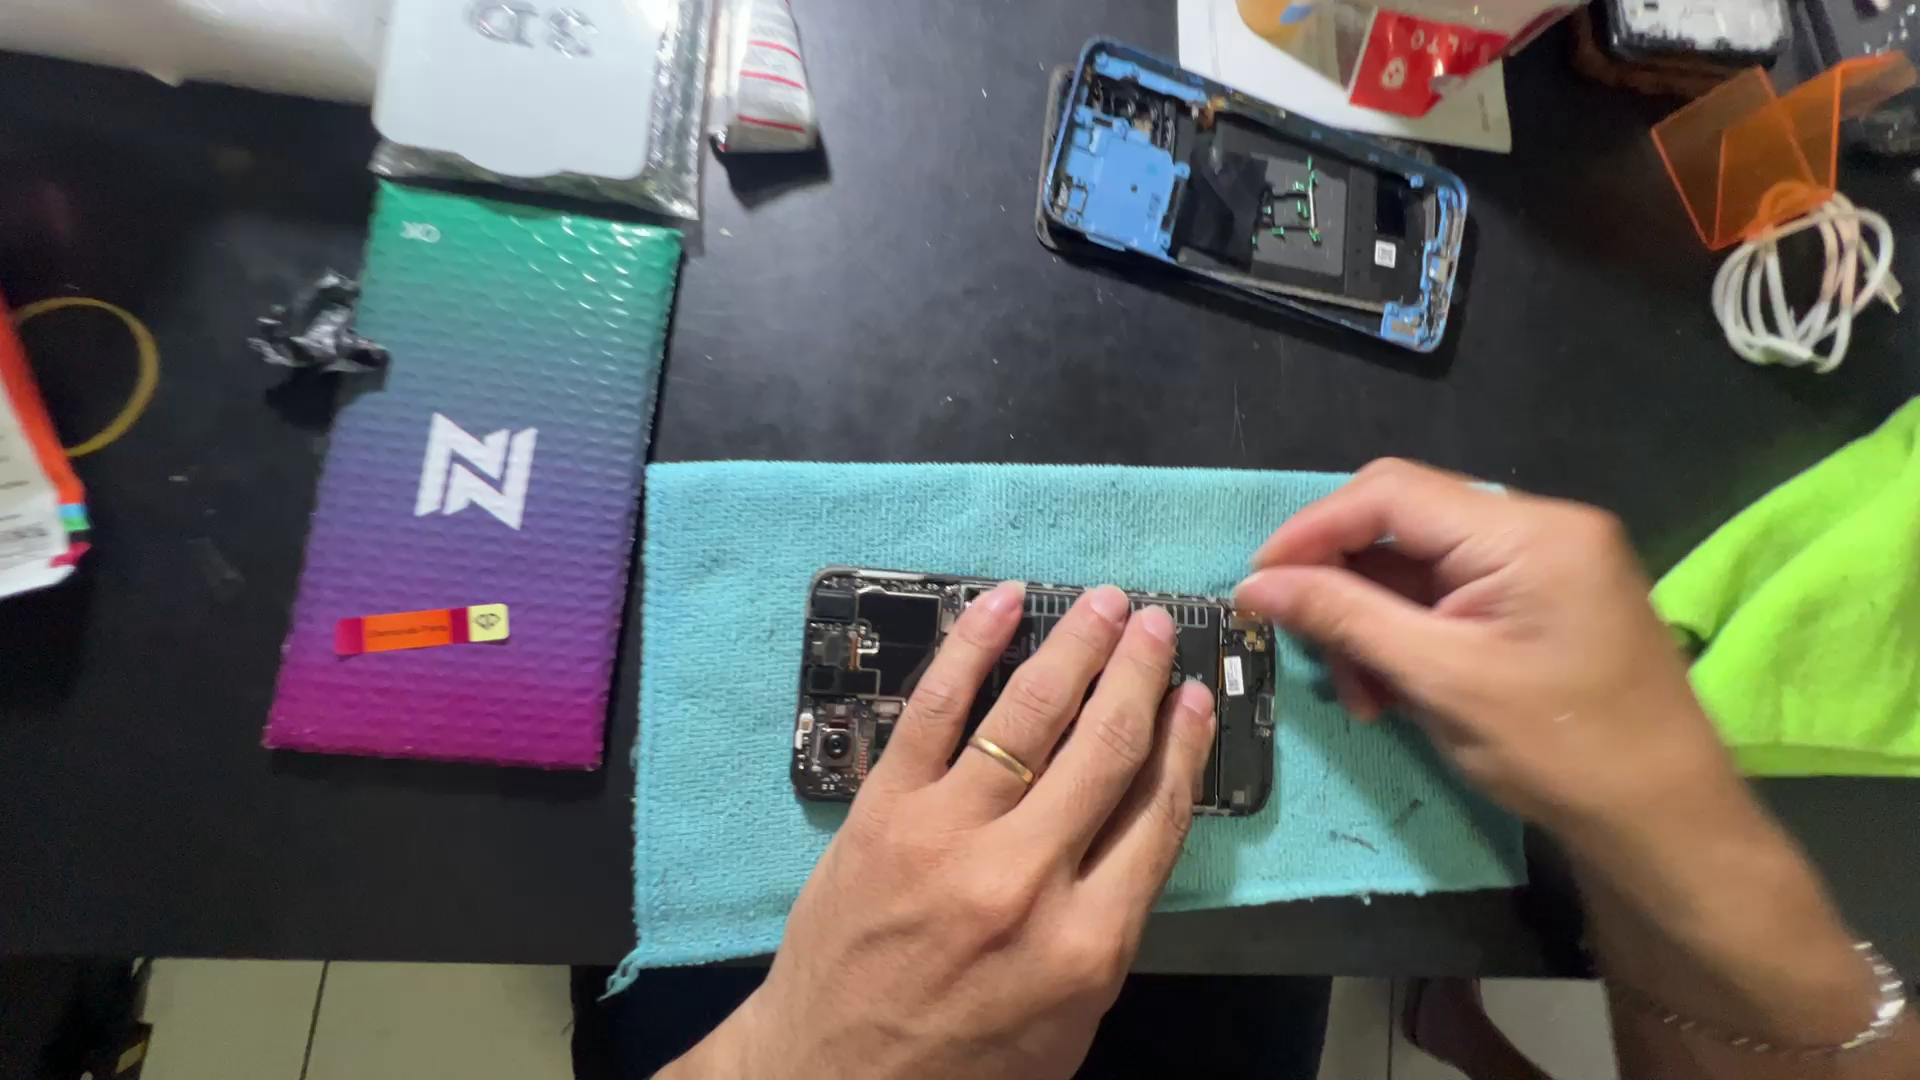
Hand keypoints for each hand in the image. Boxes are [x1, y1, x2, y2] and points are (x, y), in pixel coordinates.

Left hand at [664, 582, 1215, 1079]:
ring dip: (1075, 647)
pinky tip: (1003, 601)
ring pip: (1029, 714)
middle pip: (1104, 748)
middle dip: (1140, 674)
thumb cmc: (964, 1058)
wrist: (830, 1079)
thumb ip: (1112, 915)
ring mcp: (949, 830)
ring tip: (1106, 604)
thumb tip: (1143, 809)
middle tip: (1157, 624)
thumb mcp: (1070, 1015)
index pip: (1157, 812)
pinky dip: (972, 645)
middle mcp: (1026, 875)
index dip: (1184, 742)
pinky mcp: (885, 804)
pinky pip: (935, 707)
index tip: (1196, 694)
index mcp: (1087, 941)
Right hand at [1232, 459, 1738, 835]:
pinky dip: (1393, 633)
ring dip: (1361, 618)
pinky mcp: (1524, 595)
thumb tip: (1252, 586)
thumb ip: (1339, 616)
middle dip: (1337, 578)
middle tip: (1302, 634)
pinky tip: (1385, 687)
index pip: (1390, 493)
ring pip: (1404, 563)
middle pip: (1394, 521)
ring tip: (1358, 689)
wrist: (1663, 826)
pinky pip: (1431, 593)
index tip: (1260, 580)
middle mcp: (1533, 527)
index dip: (1312, 528)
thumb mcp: (1434, 678)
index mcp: (1527, 533)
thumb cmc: (1560, 750)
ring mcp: (1532, 561)